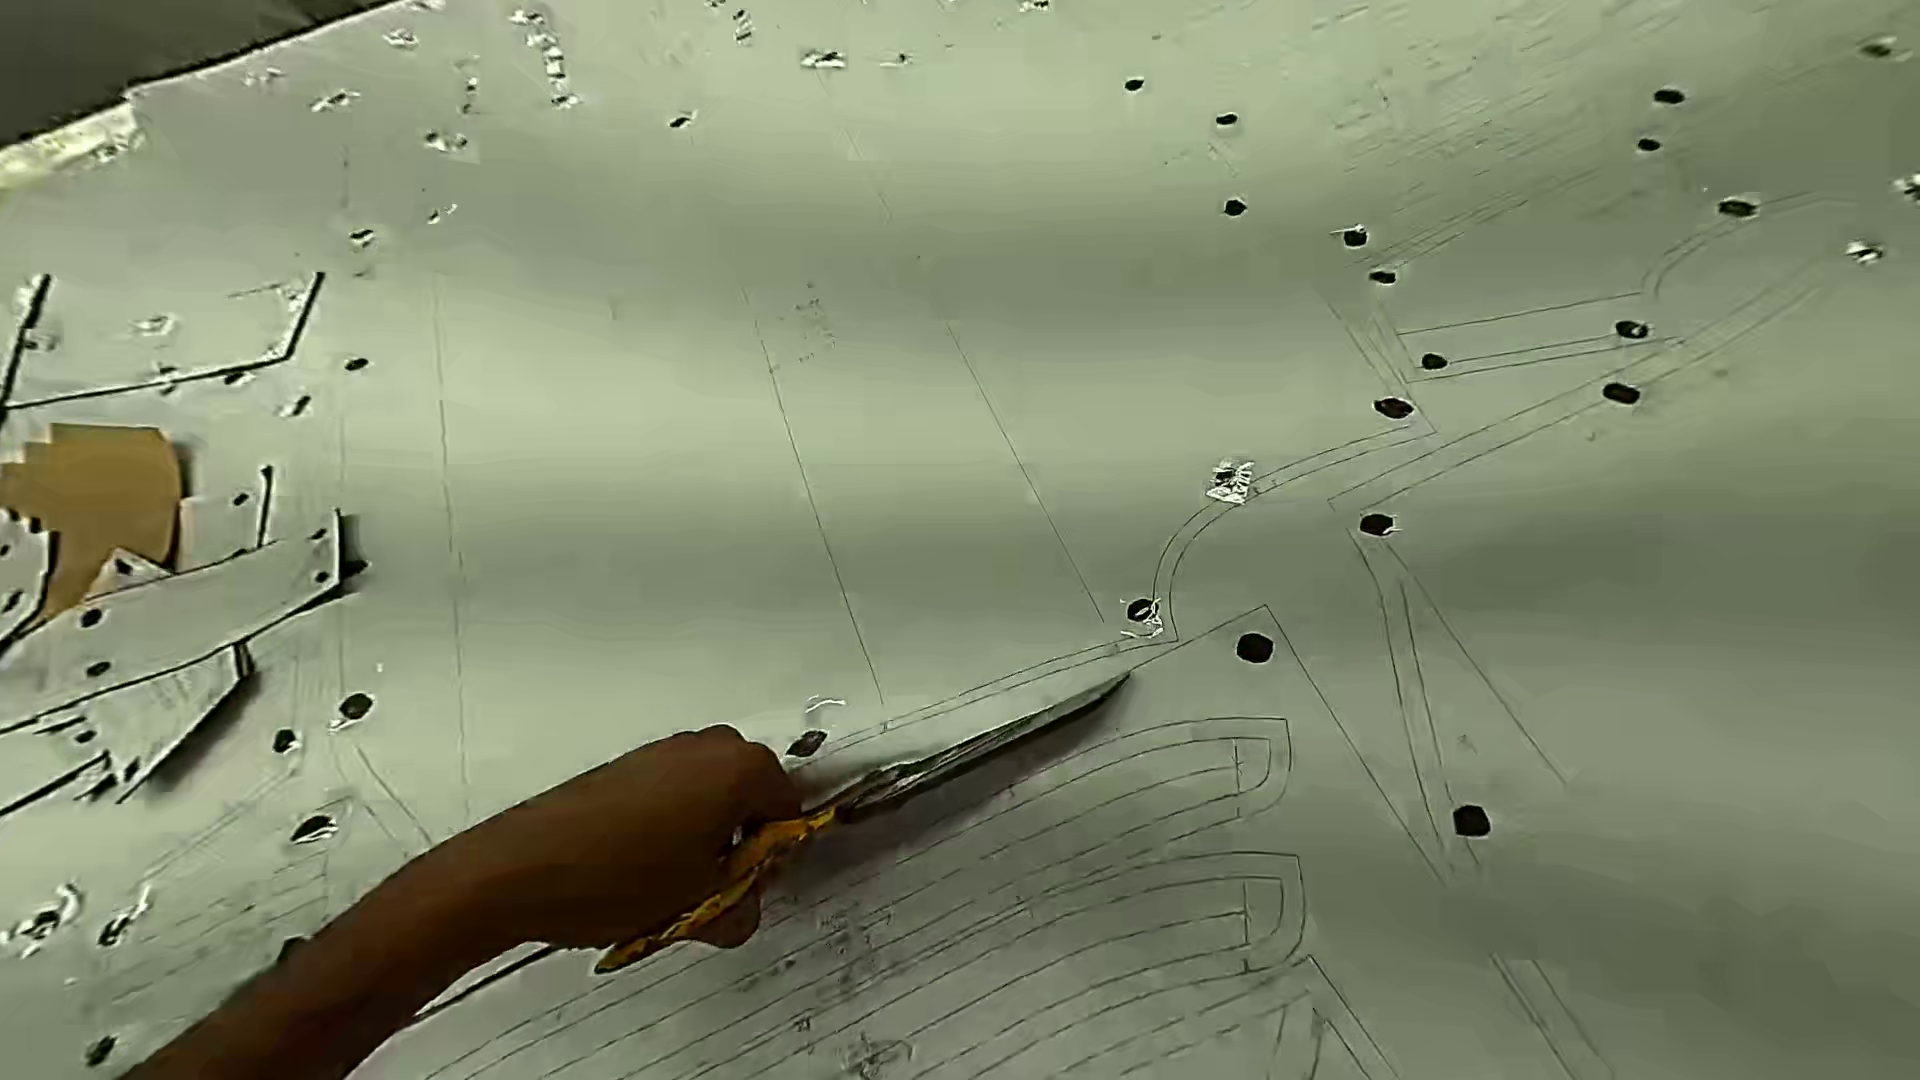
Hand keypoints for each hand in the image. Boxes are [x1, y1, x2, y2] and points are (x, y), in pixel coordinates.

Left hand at [427, 725, 800, 952]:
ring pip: (717, 791)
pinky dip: (679, 816)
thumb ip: (744, 910)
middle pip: (755, 796)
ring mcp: (676, 744)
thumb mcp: (697, 905)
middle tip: (708, 883)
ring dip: (709, 830)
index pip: (789, 811)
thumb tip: (746, 907)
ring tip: (669, 873)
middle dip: (741, 841)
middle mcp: (718, 743)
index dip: (773, 855)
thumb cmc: (625, 877)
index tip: (743, 887)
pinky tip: (640, 853)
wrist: (519, 865)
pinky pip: (683, 784)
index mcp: (745, 768)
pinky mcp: (640, 756)